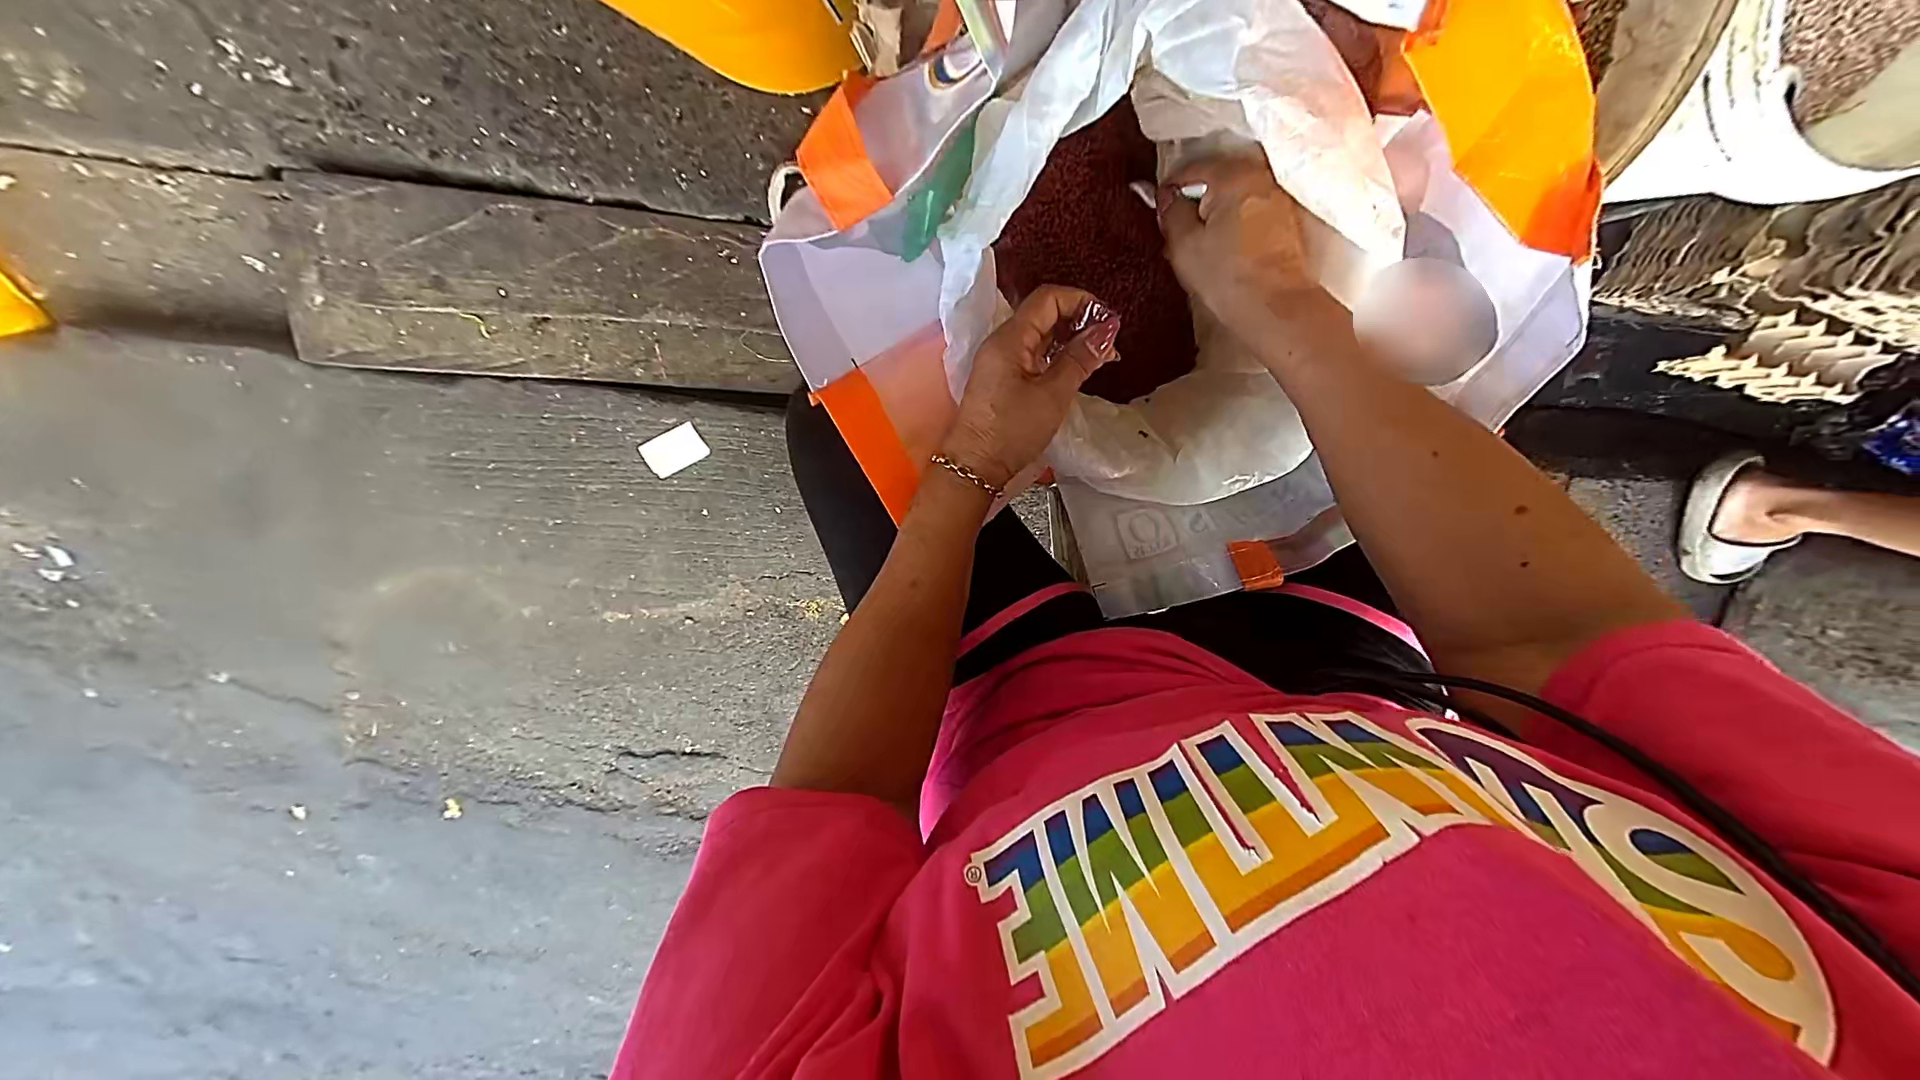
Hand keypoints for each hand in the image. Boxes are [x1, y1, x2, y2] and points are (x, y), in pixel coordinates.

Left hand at [940, 286, 1119, 488]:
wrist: (975, 467)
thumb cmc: (1012, 431)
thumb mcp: (1053, 395)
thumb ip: (1080, 358)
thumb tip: (1107, 329)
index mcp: (1009, 338)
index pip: (1048, 298)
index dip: (1081, 301)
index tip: (1108, 321)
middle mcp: (1001, 343)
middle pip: (1044, 313)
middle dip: (1079, 320)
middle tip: (1108, 343)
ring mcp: (1000, 361)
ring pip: (1039, 335)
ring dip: (1070, 340)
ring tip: (1098, 358)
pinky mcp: (1002, 379)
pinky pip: (1033, 355)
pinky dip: (1056, 356)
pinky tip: (1076, 370)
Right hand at [1156, 154, 1345, 350]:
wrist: (1272, 305)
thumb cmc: (1226, 275)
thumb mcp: (1183, 244)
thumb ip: (1171, 213)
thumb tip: (1166, 196)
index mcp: (1233, 175)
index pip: (1192, 168)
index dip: (1168, 188)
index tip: (1157, 207)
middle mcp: (1261, 177)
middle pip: (1217, 178)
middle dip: (1195, 198)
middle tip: (1176, 228)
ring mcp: (1277, 199)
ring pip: (1235, 196)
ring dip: (1214, 212)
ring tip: (1197, 242)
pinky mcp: (1285, 223)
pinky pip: (1250, 212)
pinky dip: (1232, 223)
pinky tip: (1220, 249)